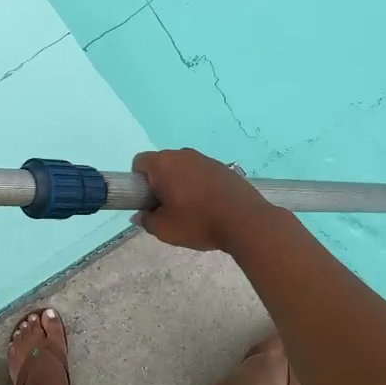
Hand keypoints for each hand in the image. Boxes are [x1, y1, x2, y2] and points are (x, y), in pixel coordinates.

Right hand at [132, 148, 282, 251]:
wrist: (247, 222)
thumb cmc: (199, 223)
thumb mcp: (165, 229)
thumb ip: (147, 220)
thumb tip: (140, 215)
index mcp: (163, 164)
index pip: (139, 162)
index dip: (138, 180)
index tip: (148, 200)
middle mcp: (183, 155)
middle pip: (162, 164)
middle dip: (160, 182)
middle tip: (167, 207)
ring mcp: (205, 159)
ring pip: (183, 168)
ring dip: (181, 182)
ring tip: (191, 208)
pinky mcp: (223, 168)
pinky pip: (202, 173)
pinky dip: (200, 184)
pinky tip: (210, 205)